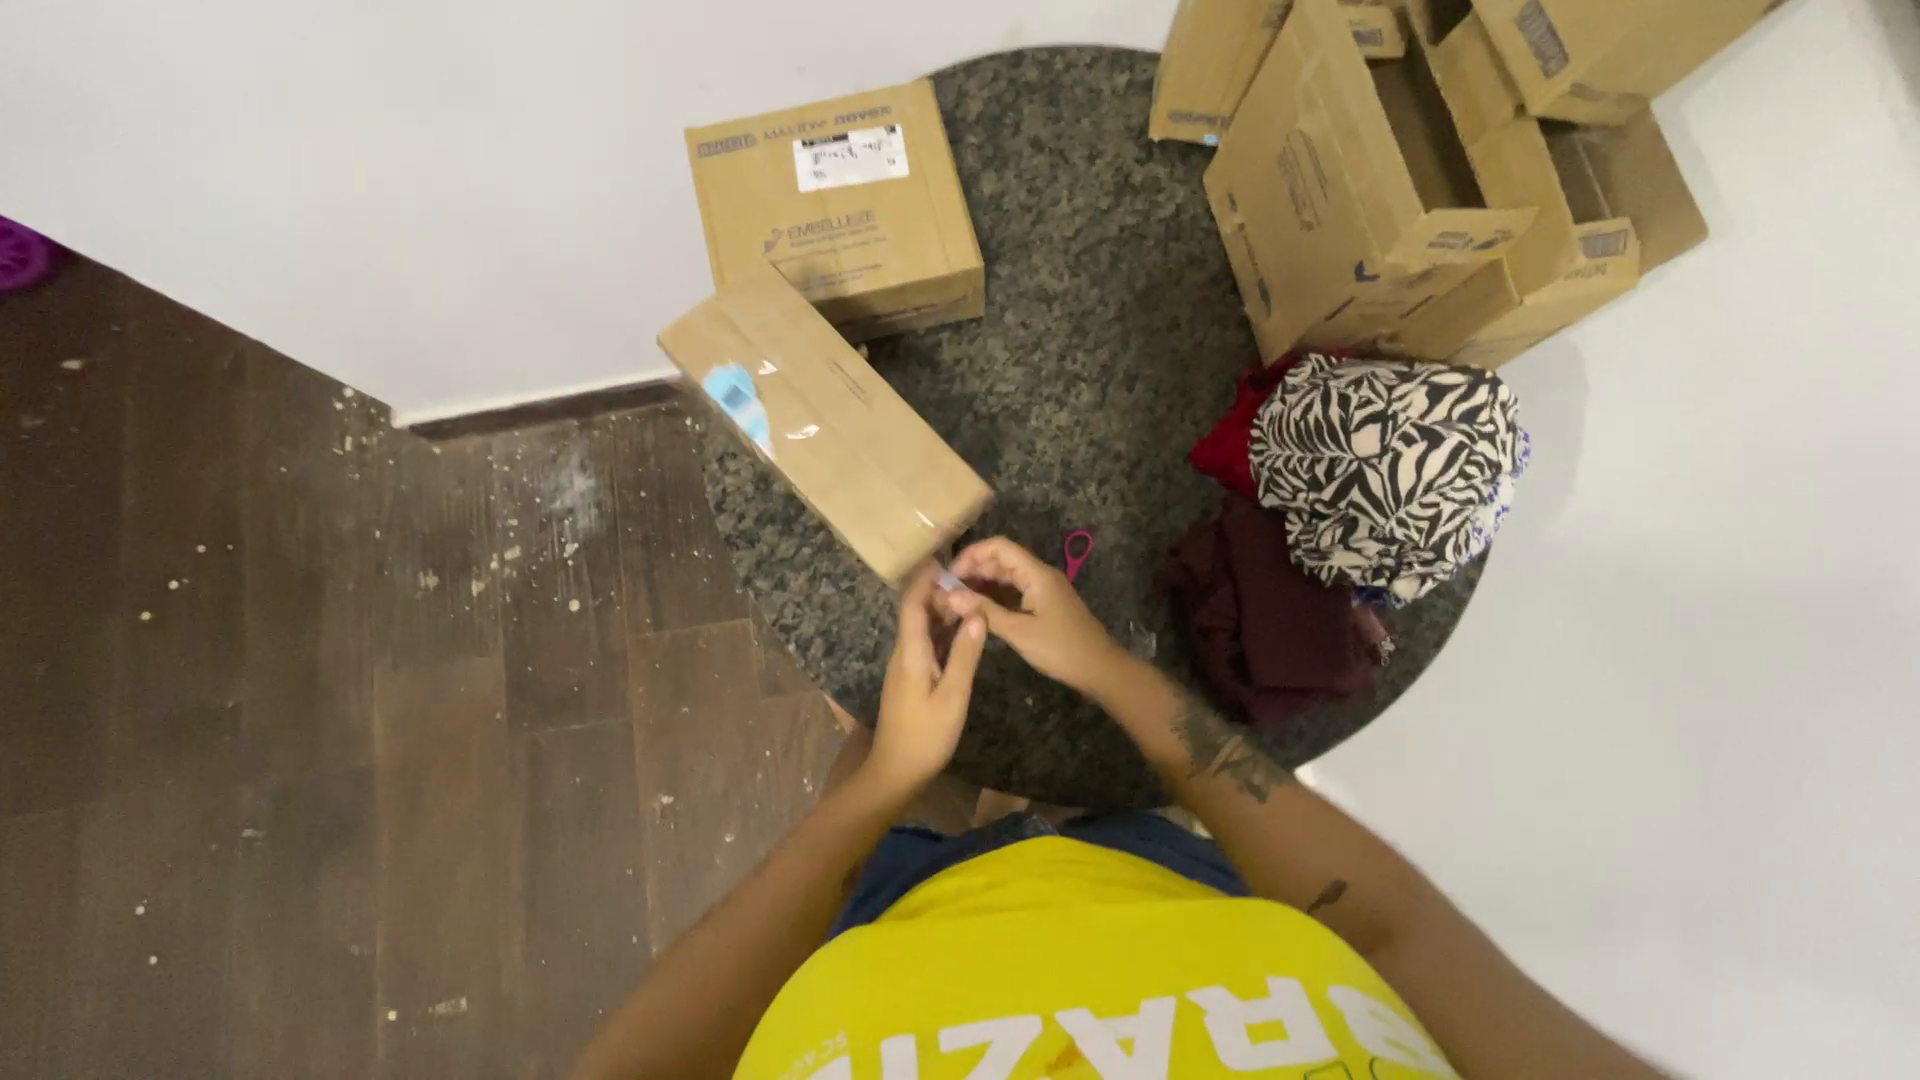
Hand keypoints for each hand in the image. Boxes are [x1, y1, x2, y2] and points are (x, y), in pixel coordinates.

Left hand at [863, 564, 987, 799]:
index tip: (945, 558)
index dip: (925, 579)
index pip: (912, 604)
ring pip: (923, 629)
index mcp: (910, 653)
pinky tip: (963, 633)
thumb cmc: (926, 735)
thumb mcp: (953, 696)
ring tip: (973, 599)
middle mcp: (903, 654)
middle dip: (940, 593)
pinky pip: (926, 645)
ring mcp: (905, 667)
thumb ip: (965, 655)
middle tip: (972, 579)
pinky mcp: (910, 679)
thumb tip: (976, 615)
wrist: (895, 772)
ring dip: (944, 613)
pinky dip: (943, 634)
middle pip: (917, 613)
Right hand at [945, 537, 1126, 695]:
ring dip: (983, 585)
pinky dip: (996, 597)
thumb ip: (985, 611)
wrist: (1100, 669)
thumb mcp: (1019, 631)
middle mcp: (1040, 575)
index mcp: (1036, 574)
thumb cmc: (1061, 649)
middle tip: (947, 592)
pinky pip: (1015, 592)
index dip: (972, 555)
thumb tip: (950, 595)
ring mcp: (1043, 590)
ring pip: (1007, 577)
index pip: (999, 547)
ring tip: (957, 601)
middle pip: (1001, 560)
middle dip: (973, 571)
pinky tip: (978, 611)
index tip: (950, 576)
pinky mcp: (1044, 604)